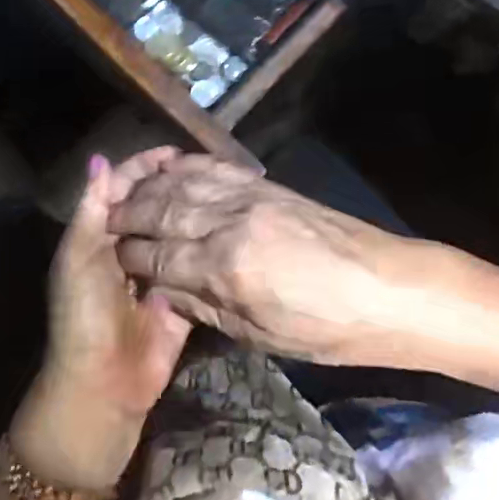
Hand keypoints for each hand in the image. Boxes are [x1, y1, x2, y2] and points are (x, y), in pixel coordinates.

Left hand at [10, 148, 193, 489]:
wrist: (102, 382)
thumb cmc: (82, 312)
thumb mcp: (79, 255)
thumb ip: (92, 208)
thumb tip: (99, 158)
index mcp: (98, 235)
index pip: (121, 190)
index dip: (142, 168)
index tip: (173, 152)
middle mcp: (126, 249)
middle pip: (151, 208)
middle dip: (172, 187)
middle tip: (208, 169)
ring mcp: (155, 275)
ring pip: (174, 235)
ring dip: (192, 215)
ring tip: (224, 192)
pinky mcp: (180, 302)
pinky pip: (194, 271)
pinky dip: (206, 253)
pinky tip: (231, 234)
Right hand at [108, 155, 443, 365]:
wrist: (393, 289)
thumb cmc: (329, 330)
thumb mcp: (263, 335)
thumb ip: (205, 306)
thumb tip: (160, 288)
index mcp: (227, 269)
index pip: (159, 255)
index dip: (131, 255)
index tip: (111, 253)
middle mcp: (229, 224)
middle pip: (161, 212)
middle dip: (128, 214)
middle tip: (105, 218)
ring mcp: (246, 198)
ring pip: (180, 184)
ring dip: (146, 186)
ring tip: (125, 191)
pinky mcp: (262, 185)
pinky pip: (211, 167)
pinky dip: (183, 164)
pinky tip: (166, 165)